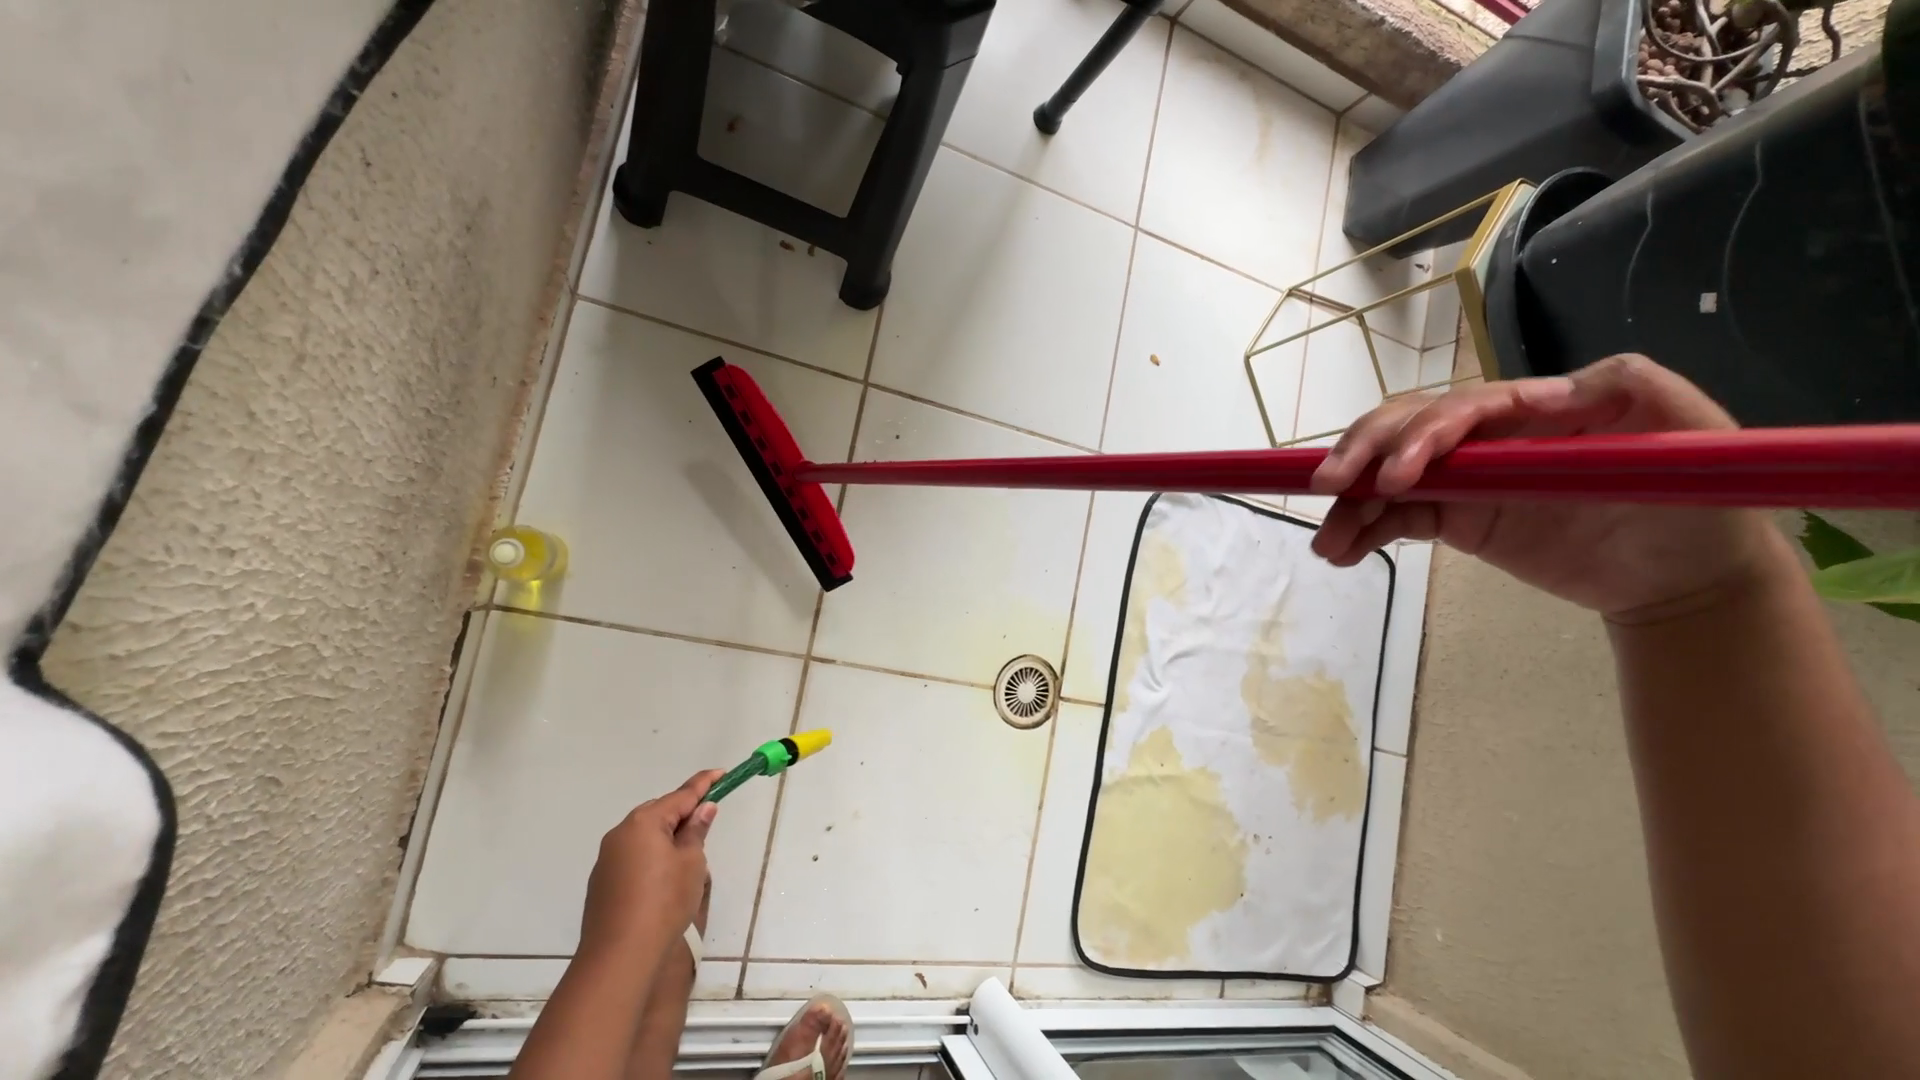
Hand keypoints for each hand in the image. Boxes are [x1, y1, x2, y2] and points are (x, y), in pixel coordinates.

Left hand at [579, 770, 722, 955]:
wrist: (620, 955)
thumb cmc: (664, 902)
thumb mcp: (691, 864)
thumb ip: (696, 832)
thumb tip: (702, 809)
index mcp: (644, 823)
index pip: (681, 795)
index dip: (704, 784)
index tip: (721, 773)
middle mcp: (620, 834)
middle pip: (658, 813)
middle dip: (682, 813)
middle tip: (706, 823)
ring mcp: (607, 859)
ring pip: (644, 836)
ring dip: (665, 837)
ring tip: (687, 857)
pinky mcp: (602, 882)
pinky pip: (632, 856)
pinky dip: (650, 857)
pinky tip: (662, 880)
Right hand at [1308, 354, 1787, 621]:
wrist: (1685, 576)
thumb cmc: (1696, 497)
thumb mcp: (1687, 426)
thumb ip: (1625, 389)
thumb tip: (1542, 392)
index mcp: (1531, 406)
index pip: (1460, 407)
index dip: (1421, 435)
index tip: (1395, 477)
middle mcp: (1487, 435)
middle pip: (1404, 428)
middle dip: (1361, 454)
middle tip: (1328, 490)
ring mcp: (1468, 478)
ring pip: (1387, 476)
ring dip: (1350, 504)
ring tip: (1328, 545)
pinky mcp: (1458, 518)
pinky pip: (1398, 518)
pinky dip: (1365, 531)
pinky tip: (1343, 553)